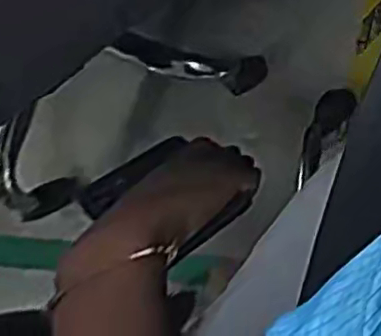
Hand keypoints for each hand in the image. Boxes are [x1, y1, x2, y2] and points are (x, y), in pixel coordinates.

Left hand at [60, 139, 258, 282]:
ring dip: (194, 194)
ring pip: (185, 182)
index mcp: (203, 146)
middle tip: (226, 197)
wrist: (130, 234)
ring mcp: (152, 180)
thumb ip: (248, 175)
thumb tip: (249, 179)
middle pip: (207, 165)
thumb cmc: (189, 203)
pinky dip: (175, 209)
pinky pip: (165, 202)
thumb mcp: (234, 184)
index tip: (243, 186)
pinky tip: (178, 223)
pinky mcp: (133, 206)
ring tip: (203, 214)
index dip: (239, 170)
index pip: (230, 154)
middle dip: (216, 177)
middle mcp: (178, 156)